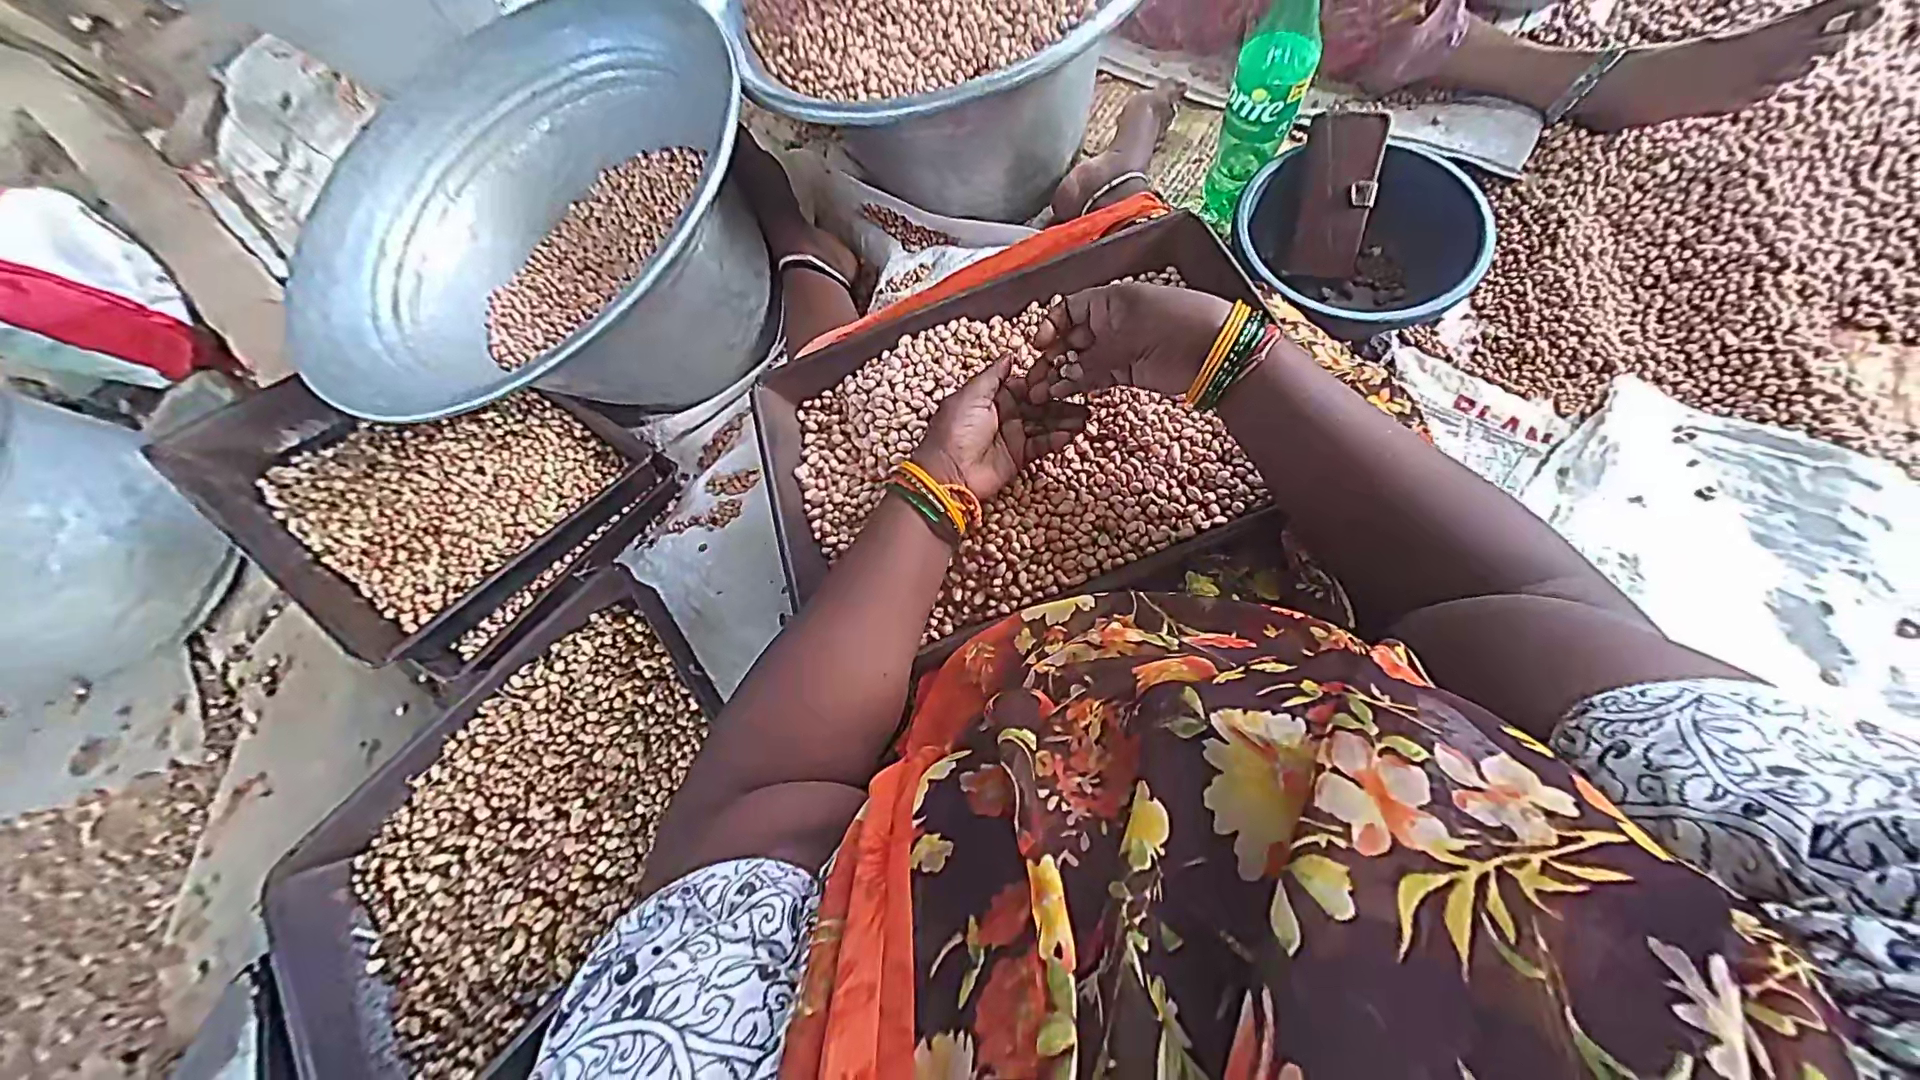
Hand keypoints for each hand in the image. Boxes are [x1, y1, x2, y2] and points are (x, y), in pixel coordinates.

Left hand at [911, 355, 1088, 500]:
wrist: (948, 473)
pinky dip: (1056, 440)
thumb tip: (1010, 354)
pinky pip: (1041, 445)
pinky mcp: (1018, 457)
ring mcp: (1012, 437)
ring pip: (1043, 424)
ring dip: (1064, 421)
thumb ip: (993, 375)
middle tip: (1084, 397)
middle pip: (1038, 405)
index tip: (1064, 374)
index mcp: (991, 397)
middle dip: (1060, 402)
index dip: (1043, 381)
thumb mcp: (971, 395)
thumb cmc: (954, 431)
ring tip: (1085, 417)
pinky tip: (1071, 434)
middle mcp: (1004, 415)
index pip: (1024, 385)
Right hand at [1024, 282, 1232, 401]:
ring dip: (1060, 376)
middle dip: (1049, 359)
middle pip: (1069, 339)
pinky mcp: (1126, 370)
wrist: (1215, 351)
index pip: (1068, 310)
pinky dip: (1079, 385)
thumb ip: (1089, 361)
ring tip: (1041, 395)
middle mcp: (1109, 322)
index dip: (1050, 326)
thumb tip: (1058, 381)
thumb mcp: (1125, 339)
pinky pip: (1094, 376)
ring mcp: (1117, 347)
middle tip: (1033, 381)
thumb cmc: (1172, 327)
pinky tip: (1062, 395)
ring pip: (1079, 361)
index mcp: (1108, 301)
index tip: (1039, 345)